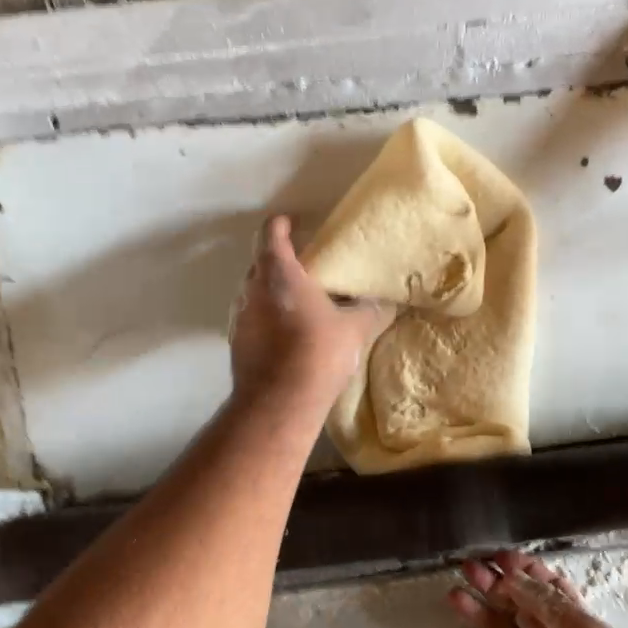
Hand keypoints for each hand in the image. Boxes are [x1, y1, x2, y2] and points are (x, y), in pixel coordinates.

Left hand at [229, 215, 392, 406]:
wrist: (279, 404)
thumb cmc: (317, 353)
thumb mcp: (355, 329)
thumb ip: (371, 310)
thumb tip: (390, 302)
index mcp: (278, 274)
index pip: (270, 234)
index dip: (281, 225)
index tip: (293, 223)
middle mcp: (251, 289)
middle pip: (261, 263)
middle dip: (281, 262)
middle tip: (307, 269)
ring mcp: (240, 318)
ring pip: (255, 293)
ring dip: (273, 293)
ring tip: (300, 304)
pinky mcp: (237, 344)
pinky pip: (253, 320)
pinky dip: (267, 319)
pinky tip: (288, 335)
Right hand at [447, 551, 627, 627]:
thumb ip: (545, 602)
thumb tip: (514, 576)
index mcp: (571, 619)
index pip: (543, 586)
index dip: (522, 570)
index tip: (497, 556)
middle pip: (516, 605)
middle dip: (493, 585)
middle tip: (468, 569)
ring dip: (478, 614)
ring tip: (455, 597)